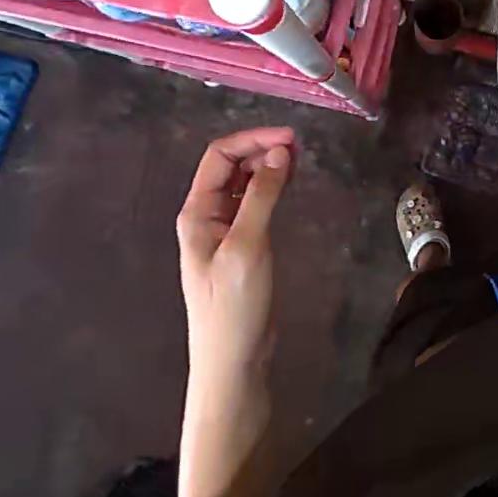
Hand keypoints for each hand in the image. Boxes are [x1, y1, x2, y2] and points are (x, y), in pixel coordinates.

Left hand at [175, 127, 293, 391]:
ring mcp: (225, 229)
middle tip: (300, 146)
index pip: (220, 157)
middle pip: (231, 166)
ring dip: (268, 165)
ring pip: (244, 182)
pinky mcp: (243, 243)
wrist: (233, 358)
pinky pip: (255, 202)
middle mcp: (208, 214)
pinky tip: (290, 182)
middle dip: (261, 148)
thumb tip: (279, 152)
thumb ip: (261, 197)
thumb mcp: (247, 246)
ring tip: (299, 158)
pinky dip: (272, 186)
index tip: (290, 138)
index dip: (253, 140)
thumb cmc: (234, 304)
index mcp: (197, 211)